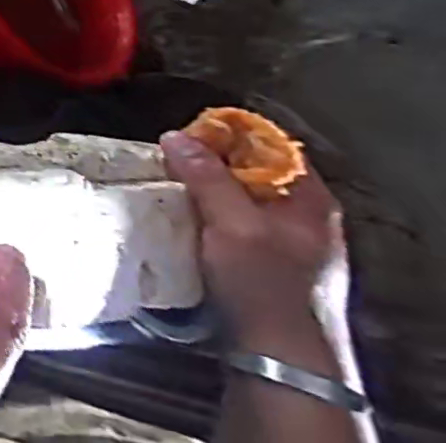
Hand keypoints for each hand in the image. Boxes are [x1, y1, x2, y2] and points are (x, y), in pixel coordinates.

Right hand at [159, 131, 349, 363]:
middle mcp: (298, 210)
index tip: (190, 129)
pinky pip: (224, 204)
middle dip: (208, 153)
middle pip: (252, 165)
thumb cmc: (261, 280)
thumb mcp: (233, 225)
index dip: (234, 134)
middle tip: (167, 149)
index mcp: (309, 202)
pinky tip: (174, 196)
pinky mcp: (252, 243)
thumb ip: (208, 179)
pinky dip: (198, 194)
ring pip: (234, 185)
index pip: (275, 149)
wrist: (270, 341)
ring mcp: (276, 229)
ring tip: (162, 169)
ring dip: (198, 174)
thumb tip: (174, 135)